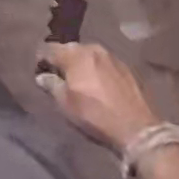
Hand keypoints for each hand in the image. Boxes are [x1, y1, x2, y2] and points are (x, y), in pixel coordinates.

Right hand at [35, 42, 161, 151]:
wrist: (138, 129)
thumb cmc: (95, 115)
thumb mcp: (65, 103)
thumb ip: (51, 85)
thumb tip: (42, 76)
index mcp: (75, 55)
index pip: (49, 49)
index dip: (41, 60)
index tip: (40, 72)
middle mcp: (93, 49)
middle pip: (69, 49)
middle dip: (62, 60)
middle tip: (60, 77)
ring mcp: (112, 57)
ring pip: (89, 55)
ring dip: (81, 64)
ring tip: (81, 80)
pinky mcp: (127, 68)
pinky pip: (104, 63)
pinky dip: (97, 70)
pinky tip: (99, 85)